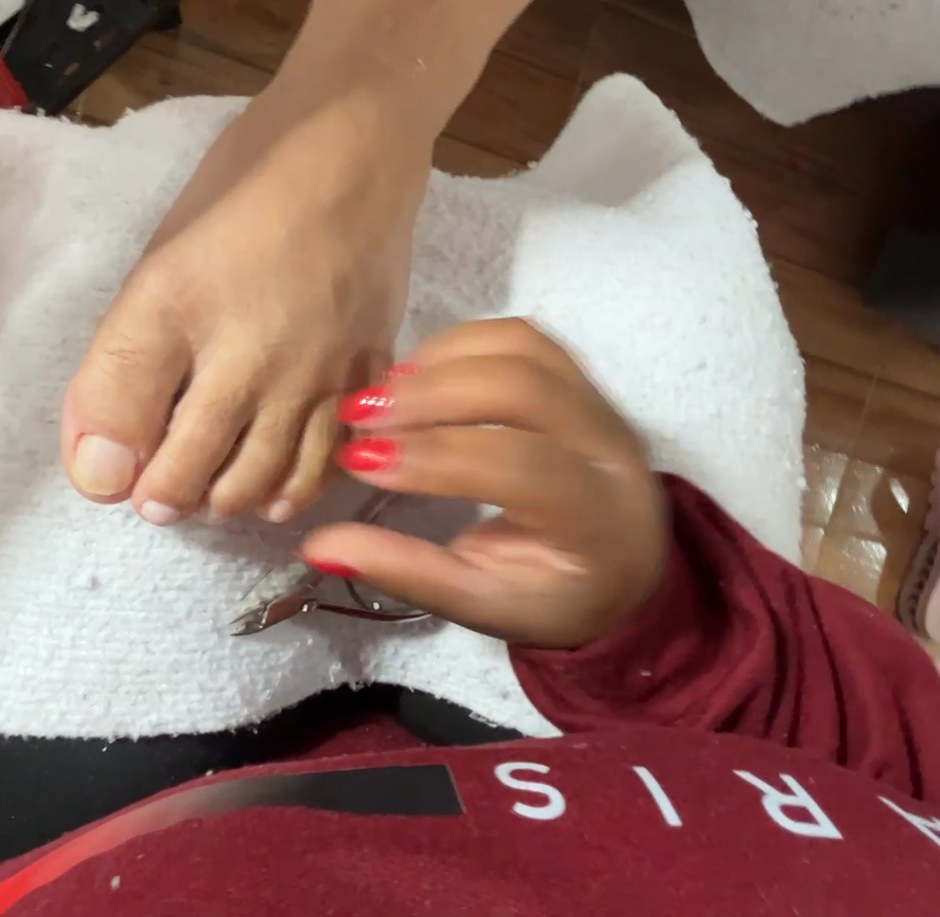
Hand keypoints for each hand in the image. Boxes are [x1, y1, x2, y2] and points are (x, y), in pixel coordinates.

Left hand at [61, 75, 434, 523]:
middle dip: (173, 497)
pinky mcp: (370, 371)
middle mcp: (256, 366)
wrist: (354, 148)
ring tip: (215, 498)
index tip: (118, 475)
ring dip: (232, 501)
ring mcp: (321, 374)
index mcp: (183, 325)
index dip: (119, 479)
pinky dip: (301, 488)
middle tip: (163, 496)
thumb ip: (121, 369)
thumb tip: (99, 472)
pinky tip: (283, 492)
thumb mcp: (158, 267)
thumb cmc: (243, 189)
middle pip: (206, 476)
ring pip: (270, 480)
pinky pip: (335, 458)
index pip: (137, 449)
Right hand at [303, 318, 670, 648]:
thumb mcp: (479, 602)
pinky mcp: (580, 378)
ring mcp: (599, 401)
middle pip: (522, 387)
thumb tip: (320, 546)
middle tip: (360, 413)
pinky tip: (417, 373)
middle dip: (429, 394)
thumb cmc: (548, 593)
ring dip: (441, 359)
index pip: (517, 467)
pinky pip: (521, 337)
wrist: (618, 564)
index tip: (359, 460)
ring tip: (385, 392)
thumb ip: (406, 571)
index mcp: (594, 517)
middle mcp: (609, 446)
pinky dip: (460, 343)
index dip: (433, 457)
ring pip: (522, 347)